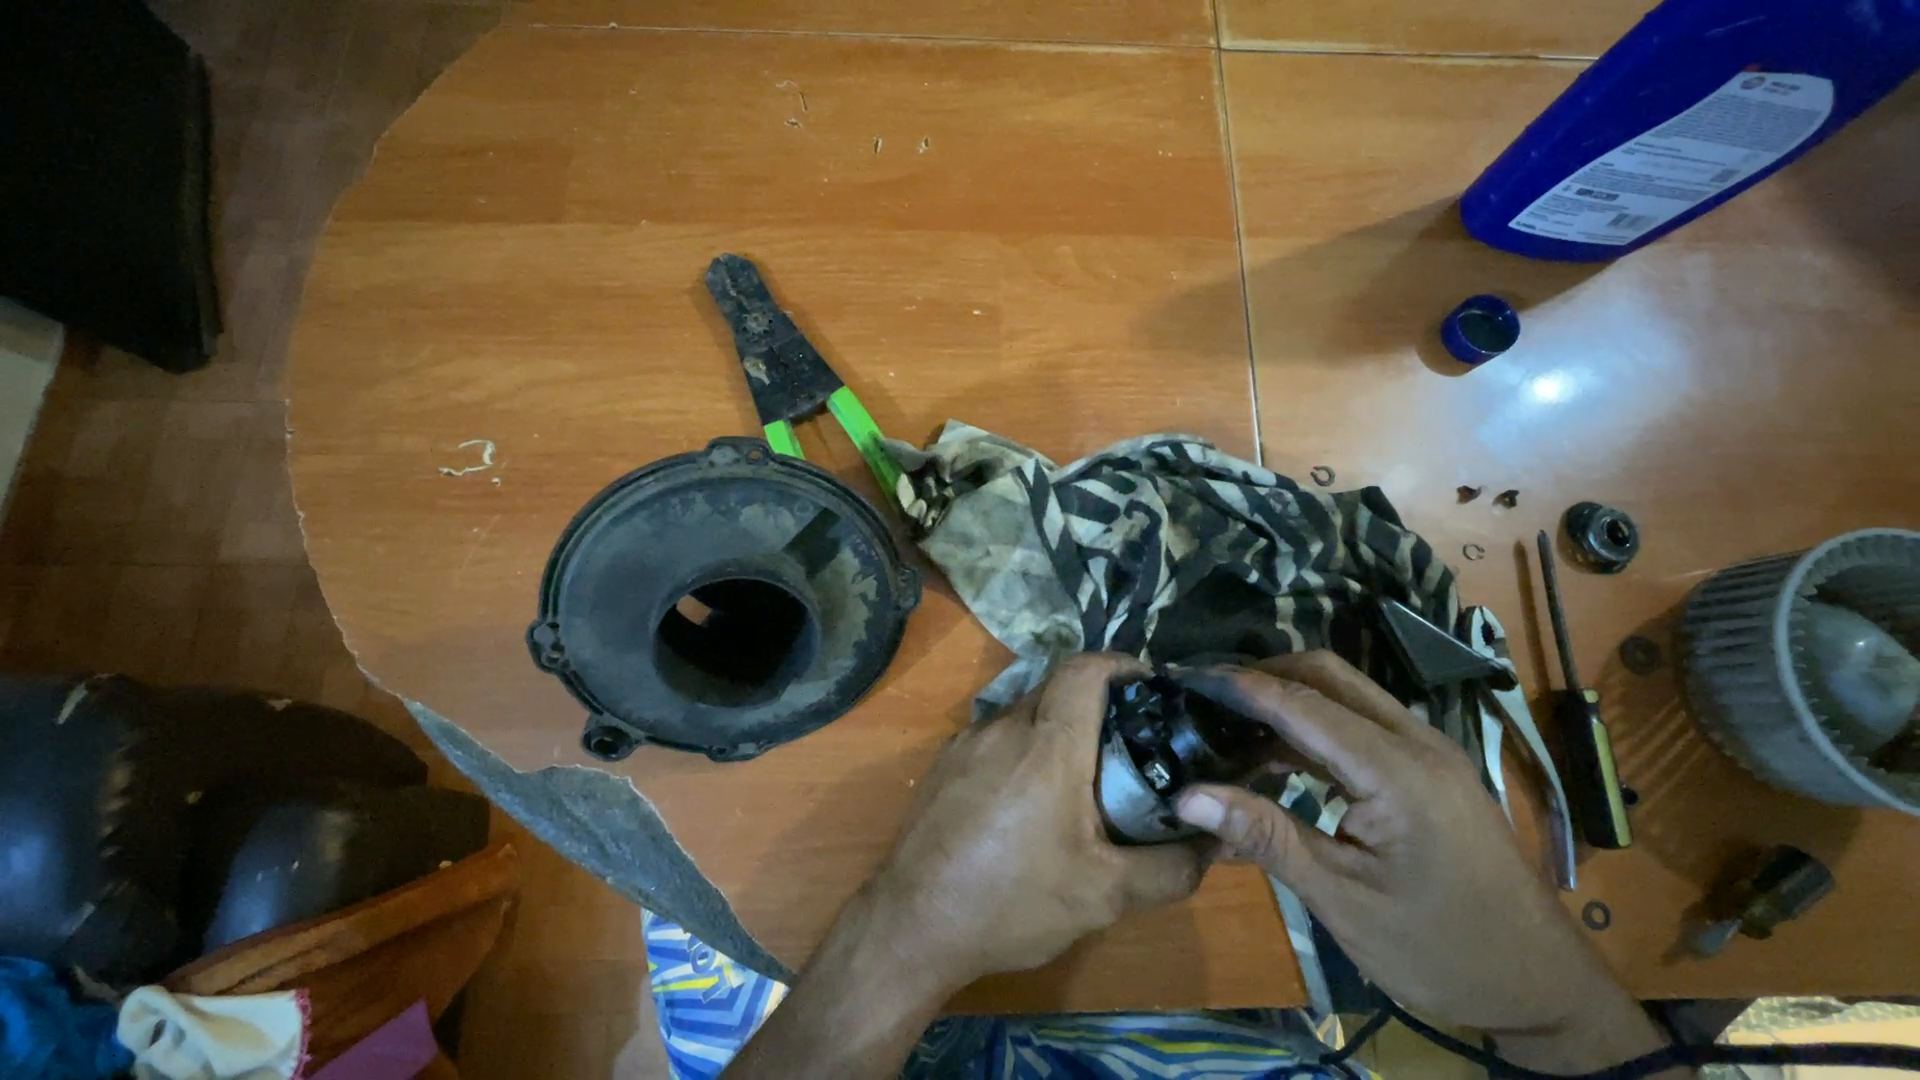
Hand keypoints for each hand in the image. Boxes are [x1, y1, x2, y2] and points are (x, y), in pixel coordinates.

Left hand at [866, 652, 1206, 989]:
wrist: (914, 925)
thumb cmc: (1013, 902)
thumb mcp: (1104, 895)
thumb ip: (1170, 867)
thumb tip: (1215, 842)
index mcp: (1047, 746)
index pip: (1085, 669)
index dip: (1121, 665)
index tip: (1150, 687)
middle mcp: (1004, 728)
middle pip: (1057, 687)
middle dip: (1097, 701)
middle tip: (1129, 741)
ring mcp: (967, 742)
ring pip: (1025, 711)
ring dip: (1058, 728)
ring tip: (1084, 774)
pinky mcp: (944, 763)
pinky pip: (996, 736)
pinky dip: (1024, 748)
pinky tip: (1030, 798)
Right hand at [1172, 653, 1670, 1072]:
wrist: (1541, 989)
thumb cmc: (1438, 949)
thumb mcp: (1341, 898)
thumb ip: (1265, 835)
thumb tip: (1186, 795)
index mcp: (1396, 770)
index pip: (1303, 703)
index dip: (1241, 686)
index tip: (1188, 679)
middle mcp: (1417, 741)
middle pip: (1328, 675)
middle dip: (1264, 675)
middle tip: (1206, 697)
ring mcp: (1429, 752)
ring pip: (1347, 694)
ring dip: (1288, 698)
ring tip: (1229, 724)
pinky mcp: (1430, 770)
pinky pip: (1362, 724)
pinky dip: (1314, 727)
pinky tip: (1277, 756)